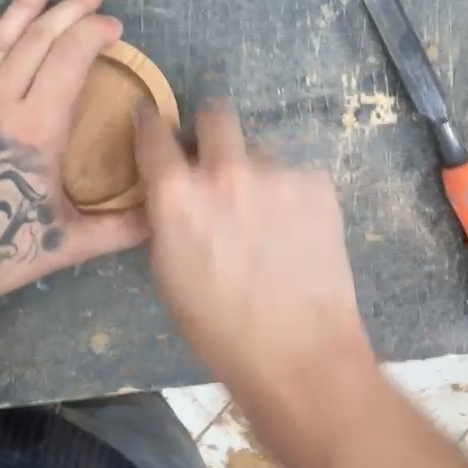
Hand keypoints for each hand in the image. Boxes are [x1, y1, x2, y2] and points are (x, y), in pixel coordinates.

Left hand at [0, 0, 146, 467]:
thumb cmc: (0, 251)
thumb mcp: (70, 241)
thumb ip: (121, 227)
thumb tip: (164, 218)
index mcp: (40, 127)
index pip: (72, 58)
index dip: (95, 33)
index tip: (113, 24)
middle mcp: (2, 100)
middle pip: (41, 38)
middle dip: (71, 5)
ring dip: (22, 1)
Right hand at [132, 99, 374, 408]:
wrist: (299, 353)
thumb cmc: (218, 328)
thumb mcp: (167, 272)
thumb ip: (166, 217)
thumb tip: (172, 191)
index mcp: (177, 193)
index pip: (153, 131)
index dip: (150, 125)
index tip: (152, 125)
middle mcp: (225, 170)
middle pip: (215, 114)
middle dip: (209, 131)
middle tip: (214, 160)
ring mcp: (277, 174)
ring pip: (259, 151)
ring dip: (253, 171)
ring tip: (264, 216)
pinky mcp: (318, 185)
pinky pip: (294, 175)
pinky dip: (288, 194)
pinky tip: (293, 231)